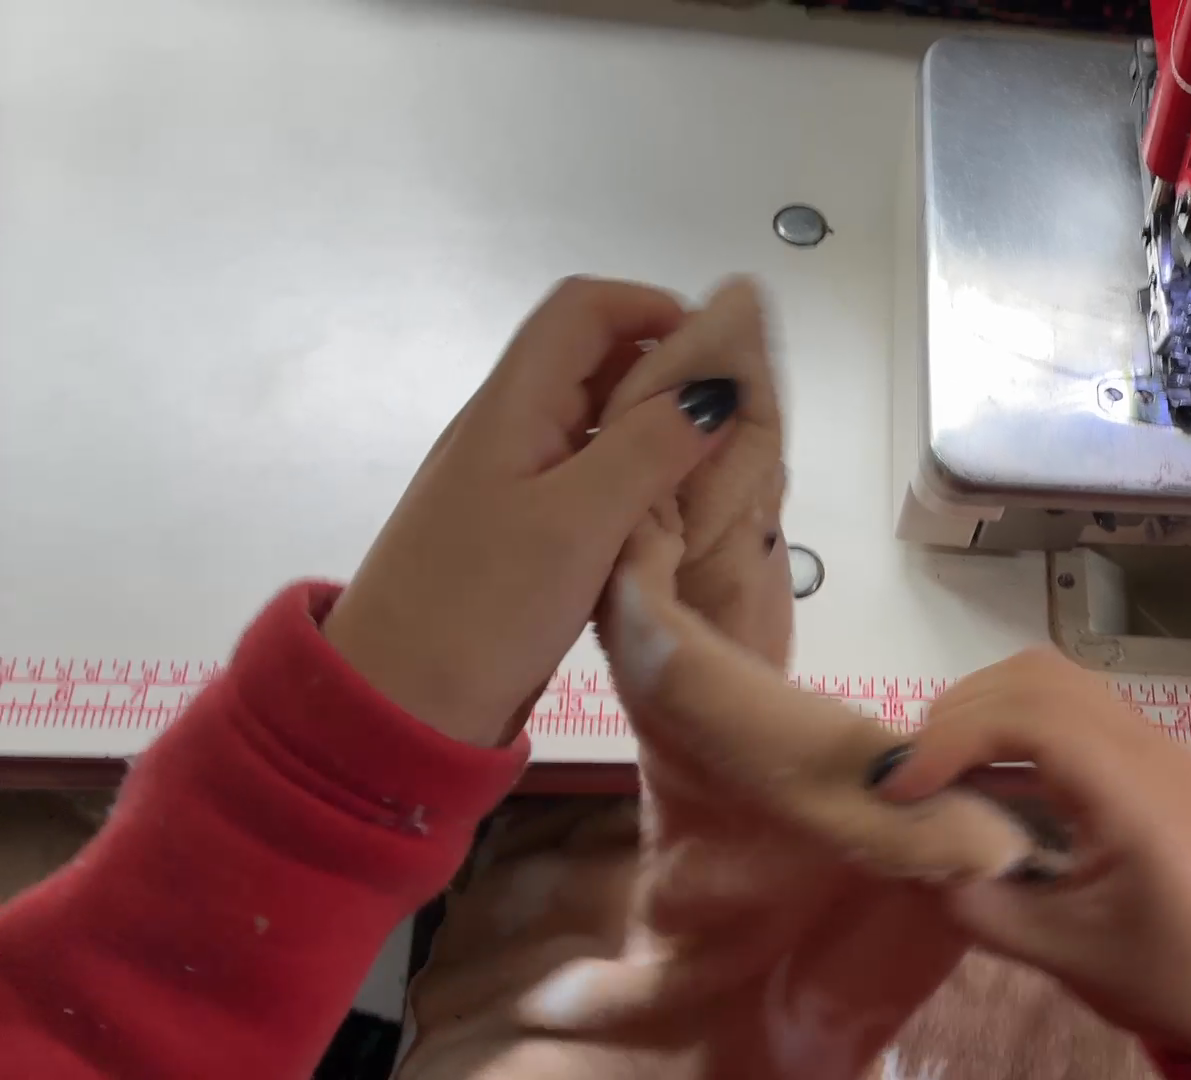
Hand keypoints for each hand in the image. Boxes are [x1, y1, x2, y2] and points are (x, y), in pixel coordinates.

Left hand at [323, 277, 736, 746]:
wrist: (404, 703)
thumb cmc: (487, 603)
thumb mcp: (579, 520)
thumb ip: (651, 447)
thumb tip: (718, 388)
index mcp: (515, 406)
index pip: (585, 309)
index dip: (654, 309)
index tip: (717, 352)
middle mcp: (517, 426)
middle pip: (598, 359)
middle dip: (670, 368)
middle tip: (734, 412)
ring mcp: (524, 476)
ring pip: (604, 418)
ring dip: (663, 423)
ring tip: (721, 457)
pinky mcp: (536, 522)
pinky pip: (600, 470)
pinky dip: (647, 470)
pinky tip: (681, 503)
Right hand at [875, 648, 1190, 1055]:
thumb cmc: (1171, 976)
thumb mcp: (1063, 954)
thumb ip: (976, 902)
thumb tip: (910, 853)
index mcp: (1136, 794)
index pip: (1032, 720)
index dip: (955, 739)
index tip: (901, 786)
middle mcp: (1147, 742)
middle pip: (1038, 678)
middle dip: (961, 712)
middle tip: (915, 770)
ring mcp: (1153, 734)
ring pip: (1055, 675)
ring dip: (988, 700)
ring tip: (946, 757)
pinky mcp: (1149, 742)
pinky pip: (1072, 696)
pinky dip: (1017, 709)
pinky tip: (994, 758)